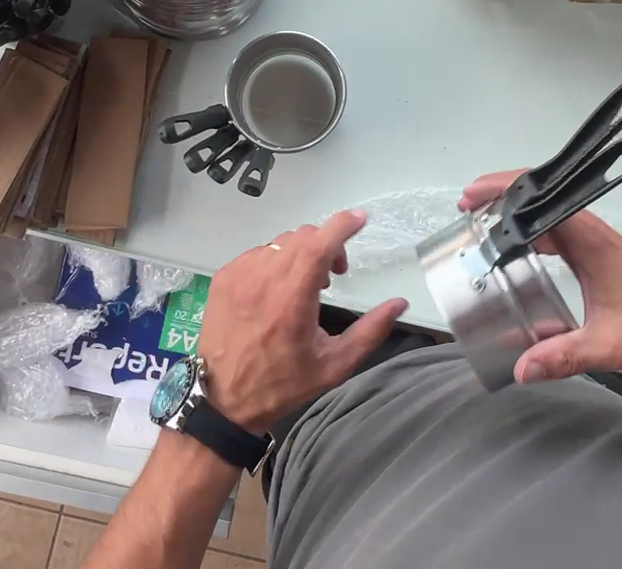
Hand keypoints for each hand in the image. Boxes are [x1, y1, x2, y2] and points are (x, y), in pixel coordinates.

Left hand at [196, 211, 408, 430]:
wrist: (222, 401)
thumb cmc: (282, 385)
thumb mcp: (334, 366)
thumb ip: (370, 331)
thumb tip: (400, 303)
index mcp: (292, 299)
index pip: (319, 243)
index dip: (343, 225)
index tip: (361, 219)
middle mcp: (263, 278)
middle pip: (304, 237)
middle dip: (327, 245)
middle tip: (334, 276)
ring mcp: (239, 274)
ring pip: (281, 242)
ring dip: (302, 253)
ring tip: (304, 285)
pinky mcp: (224, 277)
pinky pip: (258, 253)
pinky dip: (276, 261)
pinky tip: (277, 289)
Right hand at [460, 171, 621, 384]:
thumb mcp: (609, 344)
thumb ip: (563, 357)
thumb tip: (520, 371)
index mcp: (588, 238)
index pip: (538, 196)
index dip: (500, 191)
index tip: (469, 200)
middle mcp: (587, 228)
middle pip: (536, 194)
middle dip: (496, 195)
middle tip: (464, 209)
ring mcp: (591, 236)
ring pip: (544, 208)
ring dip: (511, 209)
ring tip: (478, 223)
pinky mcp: (594, 249)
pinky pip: (553, 226)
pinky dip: (527, 227)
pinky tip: (511, 248)